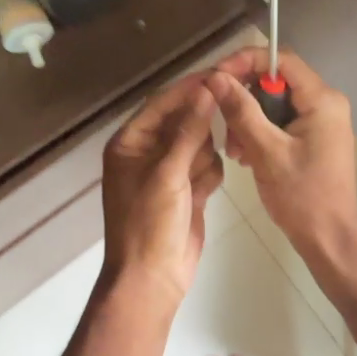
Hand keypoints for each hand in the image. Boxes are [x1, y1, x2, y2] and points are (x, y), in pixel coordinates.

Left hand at [100, 75, 224, 305]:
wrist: (151, 281)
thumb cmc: (149, 225)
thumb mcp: (167, 174)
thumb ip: (189, 130)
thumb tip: (207, 89)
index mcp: (130, 142)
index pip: (163, 103)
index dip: (190, 88)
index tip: (221, 74)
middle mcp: (147, 151)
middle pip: (184, 120)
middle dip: (201, 128)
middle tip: (226, 122)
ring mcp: (167, 171)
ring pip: (200, 143)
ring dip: (205, 158)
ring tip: (196, 181)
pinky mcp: (186, 189)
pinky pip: (207, 166)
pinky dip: (208, 177)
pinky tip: (202, 194)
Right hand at [207, 49, 356, 256]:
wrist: (330, 240)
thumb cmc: (302, 196)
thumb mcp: (266, 151)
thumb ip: (241, 110)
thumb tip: (215, 77)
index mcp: (322, 99)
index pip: (280, 60)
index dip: (245, 61)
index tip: (217, 76)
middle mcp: (325, 102)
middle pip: (275, 81)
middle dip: (244, 97)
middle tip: (220, 119)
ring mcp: (321, 120)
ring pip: (274, 102)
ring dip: (248, 119)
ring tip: (234, 150)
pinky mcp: (313, 137)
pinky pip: (280, 120)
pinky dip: (259, 132)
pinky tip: (245, 156)